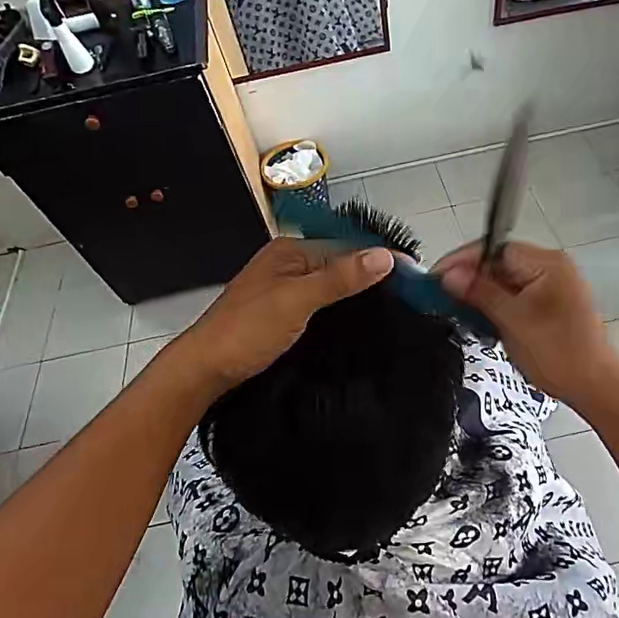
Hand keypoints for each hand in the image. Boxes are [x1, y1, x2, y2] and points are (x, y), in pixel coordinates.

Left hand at [170, 238, 393, 393]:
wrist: (204, 371)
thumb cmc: (247, 332)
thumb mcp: (298, 301)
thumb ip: (340, 277)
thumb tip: (384, 255)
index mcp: (290, 251)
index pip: (347, 246)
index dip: (380, 258)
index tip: (414, 275)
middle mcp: (288, 263)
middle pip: (341, 262)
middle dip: (373, 275)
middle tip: (410, 296)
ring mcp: (285, 288)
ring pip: (333, 283)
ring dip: (360, 292)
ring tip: (394, 308)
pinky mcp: (284, 311)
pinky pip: (323, 301)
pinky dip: (344, 307)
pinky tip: (360, 321)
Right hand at [431, 242, 618, 402]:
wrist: (594, 386)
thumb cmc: (559, 354)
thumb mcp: (512, 320)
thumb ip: (480, 293)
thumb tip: (449, 275)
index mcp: (547, 264)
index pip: (495, 249)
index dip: (463, 261)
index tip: (436, 277)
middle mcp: (552, 268)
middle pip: (499, 263)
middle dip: (470, 278)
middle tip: (441, 295)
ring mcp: (552, 287)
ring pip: (506, 281)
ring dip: (482, 294)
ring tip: (457, 309)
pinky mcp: (550, 305)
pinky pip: (516, 296)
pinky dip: (497, 306)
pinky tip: (481, 320)